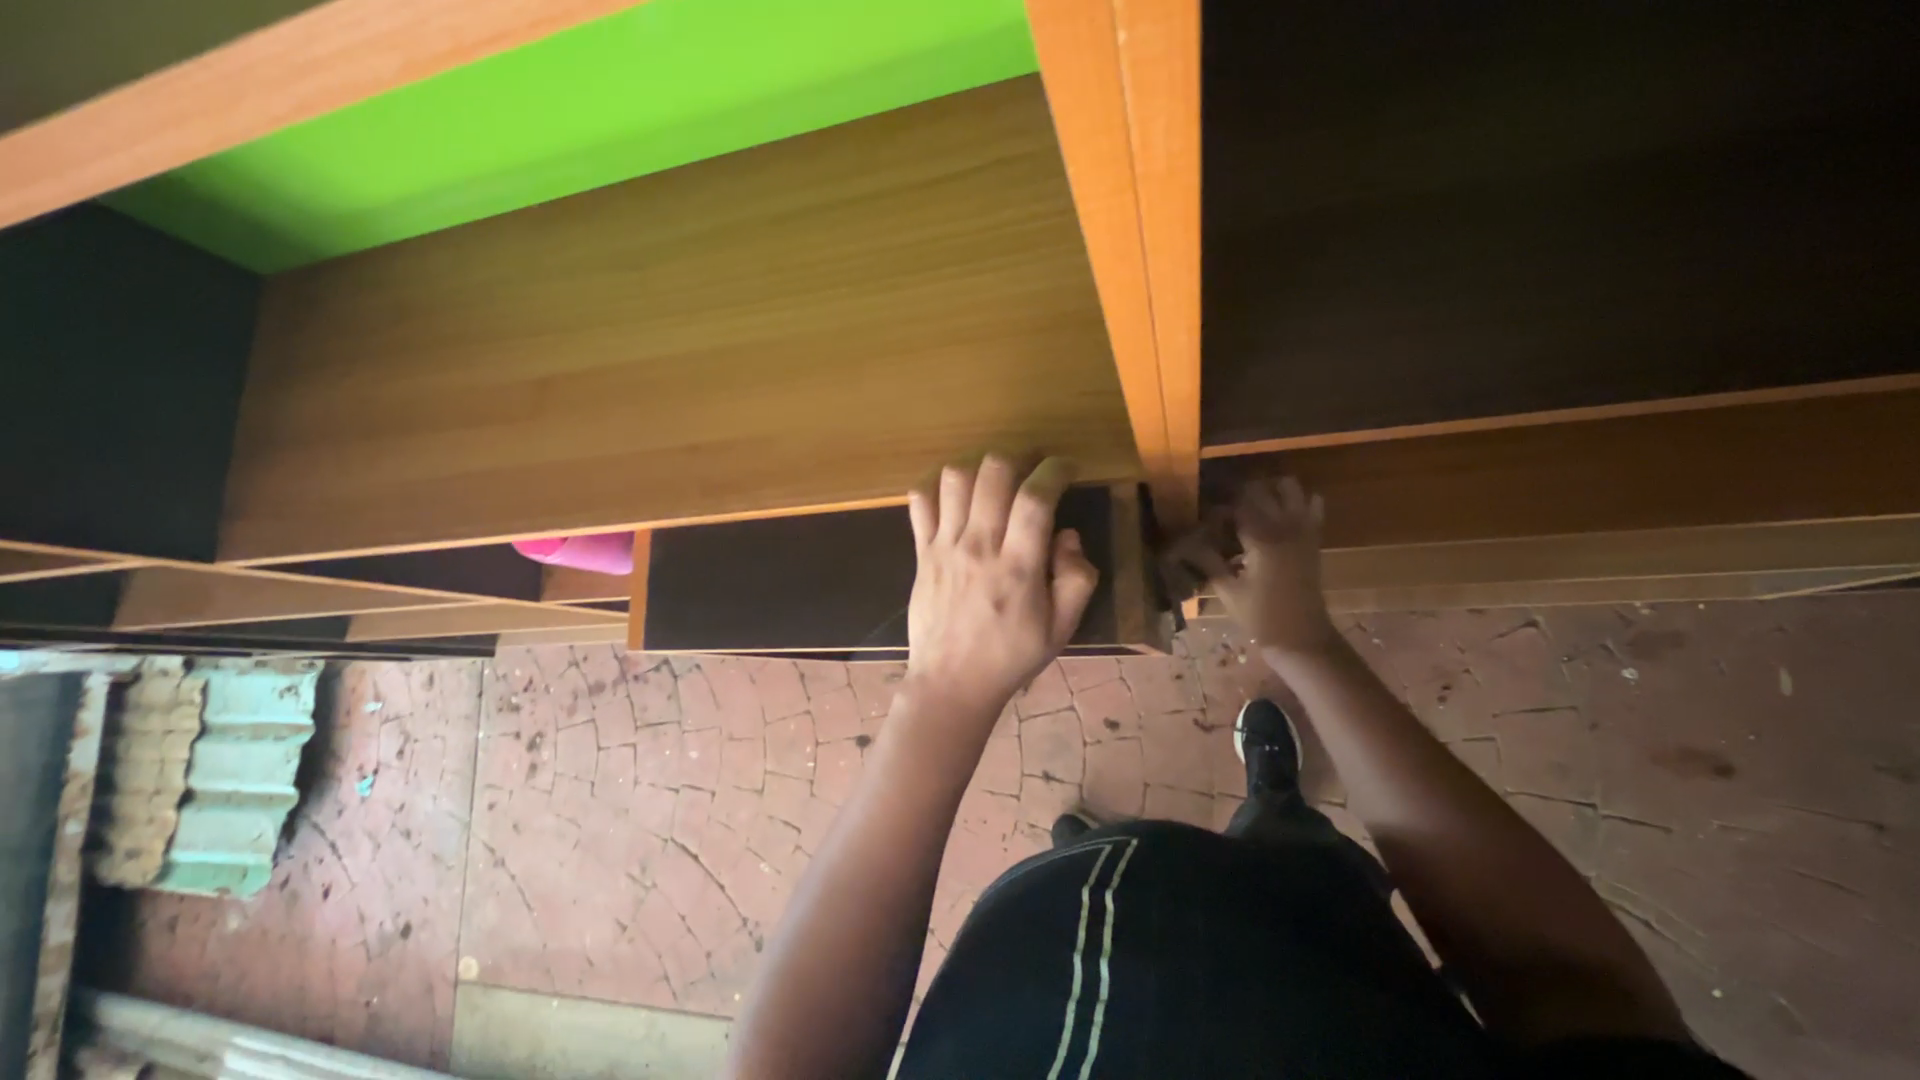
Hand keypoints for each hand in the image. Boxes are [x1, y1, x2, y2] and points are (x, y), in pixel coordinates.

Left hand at [902, 456, 1099, 723]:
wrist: (951, 683)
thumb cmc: (1011, 656)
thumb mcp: (1062, 628)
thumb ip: (1076, 578)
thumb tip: (1067, 536)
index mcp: (1019, 566)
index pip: (1036, 497)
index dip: (1055, 470)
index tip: (1067, 468)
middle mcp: (979, 546)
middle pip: (993, 472)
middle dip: (1019, 456)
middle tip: (1032, 468)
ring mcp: (945, 545)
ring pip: (955, 477)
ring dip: (979, 466)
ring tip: (995, 478)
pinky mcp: (921, 551)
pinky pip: (920, 500)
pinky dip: (936, 485)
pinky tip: (955, 494)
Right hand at [1197, 476, 1339, 655]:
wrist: (1302, 636)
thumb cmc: (1261, 617)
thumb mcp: (1228, 591)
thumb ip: (1207, 561)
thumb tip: (1182, 544)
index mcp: (1260, 538)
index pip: (1235, 505)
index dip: (1217, 508)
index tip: (1204, 519)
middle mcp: (1284, 526)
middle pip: (1260, 490)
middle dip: (1240, 494)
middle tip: (1223, 512)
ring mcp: (1303, 529)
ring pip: (1290, 488)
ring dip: (1269, 489)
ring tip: (1251, 505)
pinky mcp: (1314, 538)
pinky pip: (1313, 506)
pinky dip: (1298, 502)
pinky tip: (1280, 514)